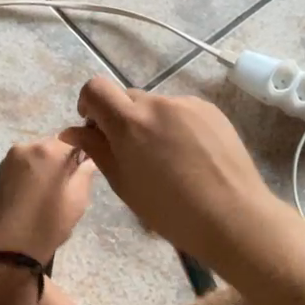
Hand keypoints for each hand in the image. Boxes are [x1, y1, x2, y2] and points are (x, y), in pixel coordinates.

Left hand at [0, 136, 97, 264]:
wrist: (8, 245)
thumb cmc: (48, 223)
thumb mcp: (77, 200)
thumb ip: (85, 173)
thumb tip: (88, 160)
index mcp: (48, 150)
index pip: (75, 139)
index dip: (83, 153)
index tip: (86, 169)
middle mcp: (27, 146)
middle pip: (53, 145)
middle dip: (63, 159)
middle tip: (69, 183)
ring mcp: (10, 157)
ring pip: (37, 154)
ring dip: (46, 166)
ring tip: (51, 190)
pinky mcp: (0, 170)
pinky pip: (24, 163)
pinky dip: (32, 172)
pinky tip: (36, 192)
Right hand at [61, 76, 277, 258]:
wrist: (233, 217)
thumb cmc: (169, 209)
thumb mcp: (123, 183)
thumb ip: (96, 149)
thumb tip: (72, 131)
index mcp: (129, 122)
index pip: (95, 87)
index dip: (89, 103)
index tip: (95, 127)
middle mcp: (157, 104)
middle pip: (126, 98)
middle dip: (120, 118)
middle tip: (131, 152)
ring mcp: (187, 104)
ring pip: (155, 106)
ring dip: (149, 123)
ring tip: (166, 158)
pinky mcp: (210, 110)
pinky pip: (180, 111)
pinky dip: (175, 126)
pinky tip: (189, 155)